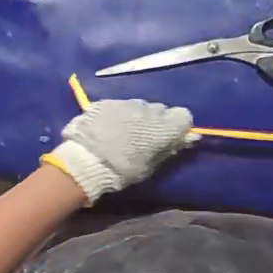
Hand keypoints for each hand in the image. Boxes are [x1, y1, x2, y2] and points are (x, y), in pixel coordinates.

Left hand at [42, 99, 197, 203]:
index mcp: (165, 125)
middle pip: (160, 110)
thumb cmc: (123, 170)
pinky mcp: (107, 102)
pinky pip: (119, 107)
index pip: (184, 116)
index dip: (177, 127)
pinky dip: (118, 115)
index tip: (168, 138)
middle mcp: (149, 108)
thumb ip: (168, 149)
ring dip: (136, 117)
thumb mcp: (150, 166)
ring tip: (122, 134)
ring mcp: (127, 102)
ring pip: (139, 107)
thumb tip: (186, 139)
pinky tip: (107, 129)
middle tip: (143, 139)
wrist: (86, 160)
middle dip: (155, 122)